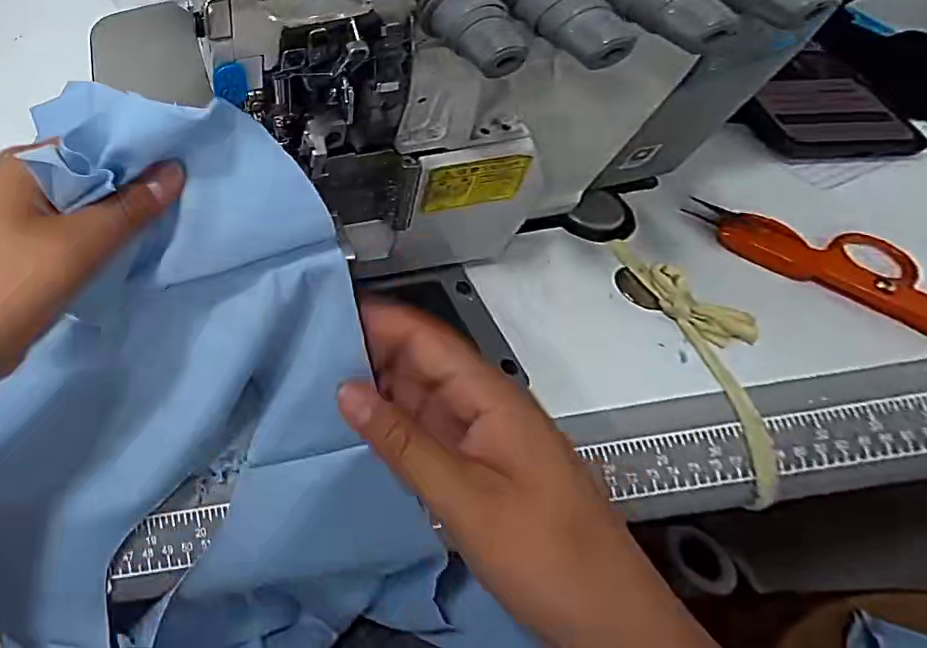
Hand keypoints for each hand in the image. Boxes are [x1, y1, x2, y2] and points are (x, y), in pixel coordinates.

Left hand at [0, 145, 183, 380]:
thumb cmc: (13, 286)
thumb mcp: (80, 244)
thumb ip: (130, 207)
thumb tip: (173, 170)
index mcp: (22, 163)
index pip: (91, 143)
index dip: (136, 155)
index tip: (177, 171)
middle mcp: (13, 180)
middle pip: (84, 174)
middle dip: (125, 189)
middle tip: (173, 201)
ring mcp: (9, 217)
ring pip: (74, 207)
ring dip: (108, 218)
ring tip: (152, 227)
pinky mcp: (13, 249)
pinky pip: (61, 232)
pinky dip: (88, 240)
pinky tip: (115, 254)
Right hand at [338, 301, 713, 647]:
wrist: (617, 631)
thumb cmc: (551, 557)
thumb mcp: (466, 499)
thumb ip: (402, 441)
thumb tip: (345, 390)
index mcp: (491, 397)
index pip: (425, 336)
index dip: (377, 318)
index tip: (325, 311)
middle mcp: (484, 405)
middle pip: (418, 360)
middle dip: (367, 349)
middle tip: (308, 350)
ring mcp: (479, 435)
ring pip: (417, 392)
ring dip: (374, 384)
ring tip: (319, 380)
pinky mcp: (475, 464)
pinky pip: (423, 425)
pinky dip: (390, 420)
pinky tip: (358, 423)